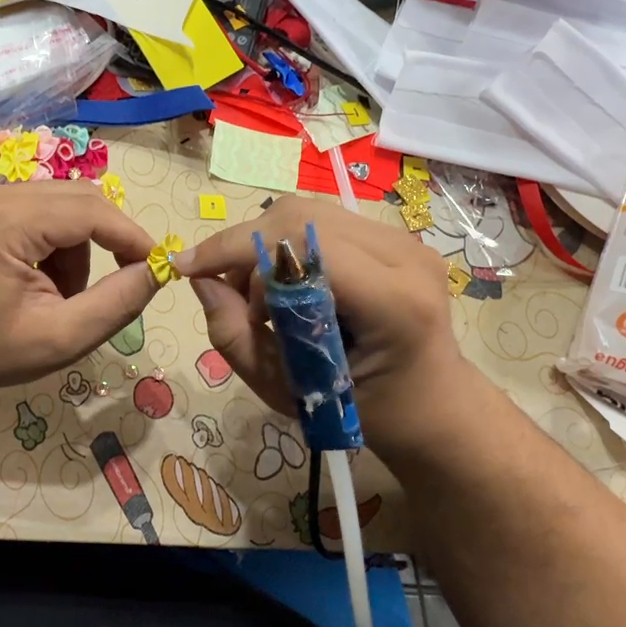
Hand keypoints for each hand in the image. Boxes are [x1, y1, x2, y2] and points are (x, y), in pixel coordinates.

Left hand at [0, 180, 158, 400]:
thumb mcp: (61, 338)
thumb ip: (117, 302)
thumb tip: (158, 270)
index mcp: (8, 221)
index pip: (91, 210)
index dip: (131, 237)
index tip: (158, 269)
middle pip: (81, 198)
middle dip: (106, 241)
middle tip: (112, 288)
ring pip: (66, 204)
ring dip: (80, 247)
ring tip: (62, 296)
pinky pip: (44, 212)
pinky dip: (59, 244)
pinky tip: (42, 283)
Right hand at [173, 196, 478, 457]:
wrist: (435, 409)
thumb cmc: (364, 414)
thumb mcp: (288, 392)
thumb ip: (236, 337)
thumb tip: (200, 282)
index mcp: (393, 303)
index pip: (300, 246)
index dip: (236, 249)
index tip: (189, 270)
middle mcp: (405, 258)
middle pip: (299, 218)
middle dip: (244, 247)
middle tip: (226, 294)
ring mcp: (403, 241)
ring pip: (304, 213)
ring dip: (261, 244)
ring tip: (253, 294)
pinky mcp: (392, 237)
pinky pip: (318, 222)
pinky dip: (282, 244)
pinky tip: (280, 284)